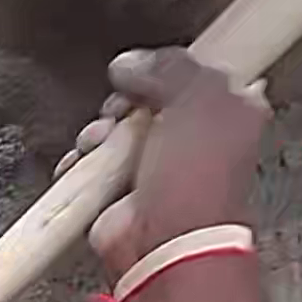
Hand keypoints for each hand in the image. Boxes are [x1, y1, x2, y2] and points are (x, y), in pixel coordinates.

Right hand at [56, 48, 271, 274]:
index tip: (147, 75)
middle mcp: (185, 141)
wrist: (161, 239)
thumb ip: (169, 69)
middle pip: (143, 103)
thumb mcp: (198, 99)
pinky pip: (88, 168)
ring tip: (97, 142)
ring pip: (112, 134)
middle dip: (122, 104)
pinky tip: (78, 162)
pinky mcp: (113, 195)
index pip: (188, 77)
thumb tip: (126, 62)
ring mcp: (147, 170)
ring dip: (97, 134)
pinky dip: (77, 164)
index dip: (162, 72)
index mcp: (223, 112)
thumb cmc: (194, 173)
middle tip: (119, 112)